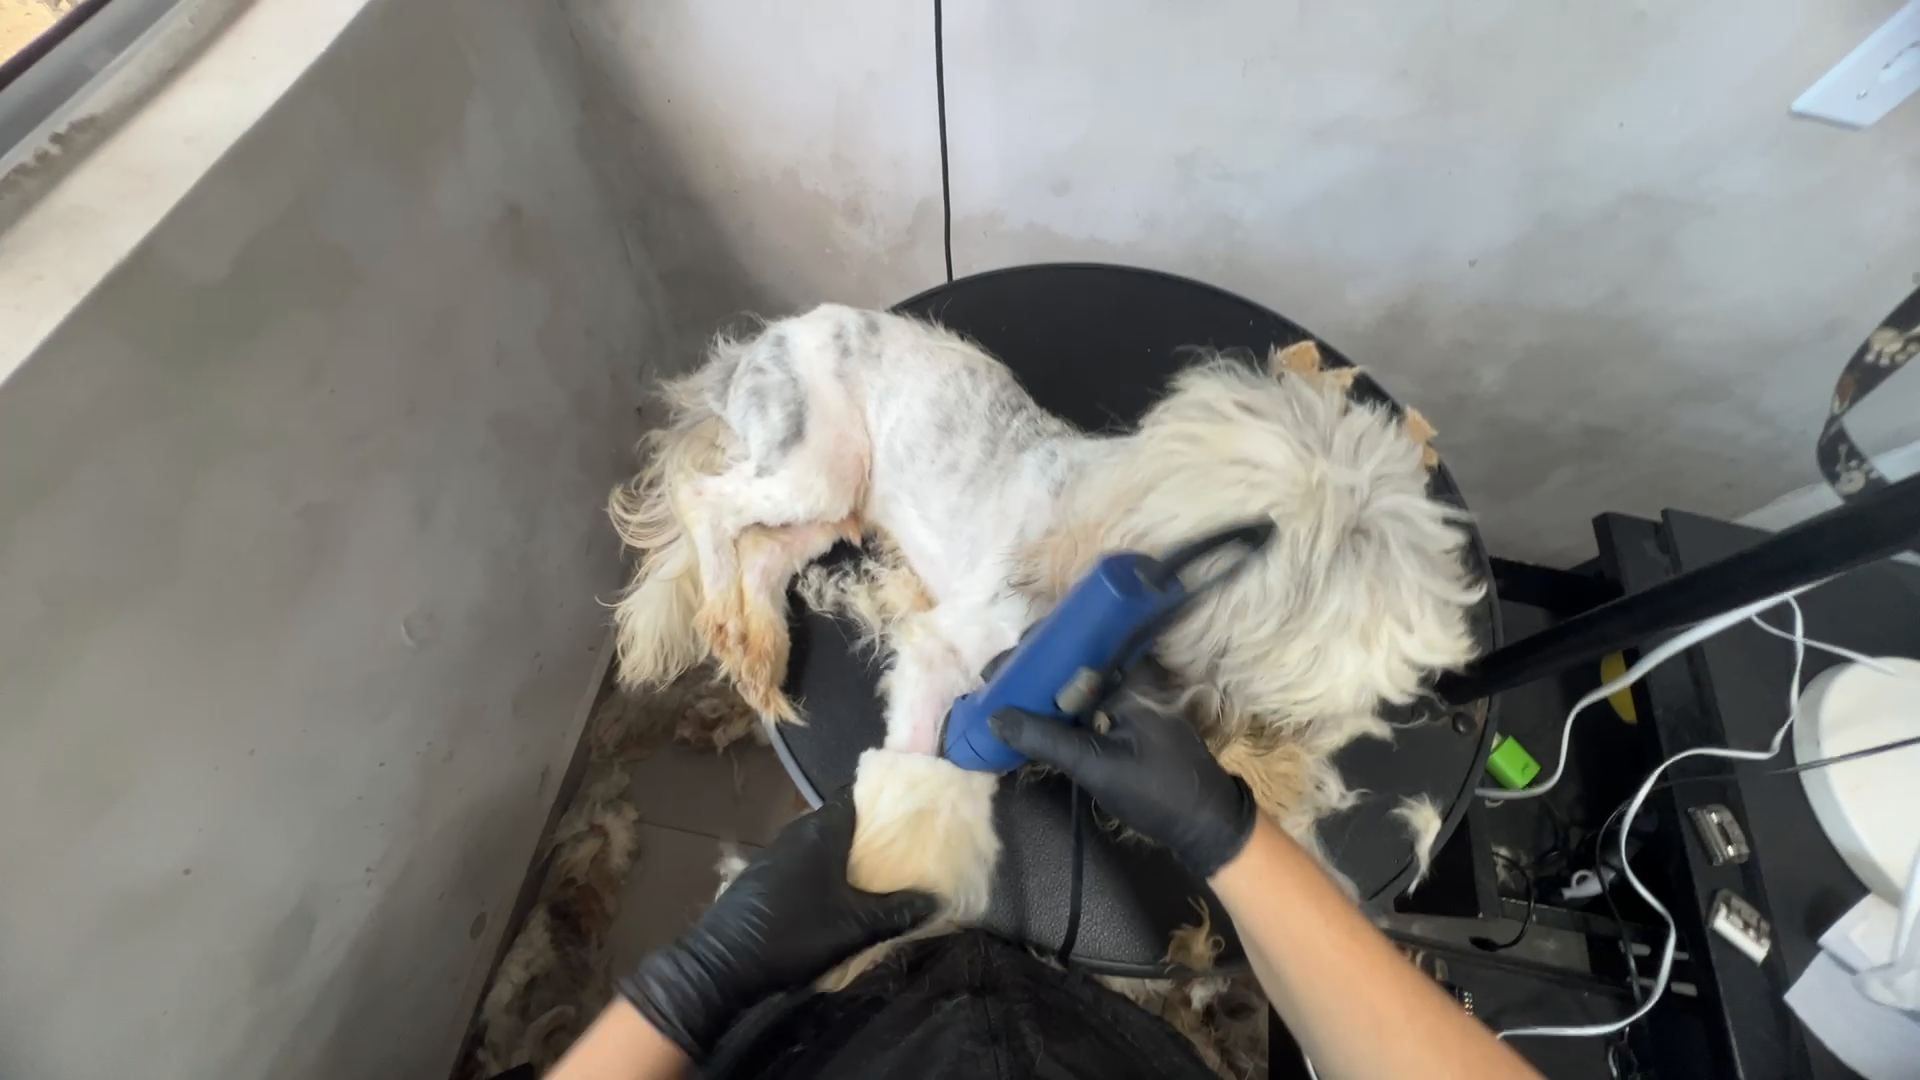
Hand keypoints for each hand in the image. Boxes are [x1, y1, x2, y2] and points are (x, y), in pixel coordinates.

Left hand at [616, 790, 937, 1059]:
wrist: (720, 965)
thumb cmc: (793, 933)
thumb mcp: (853, 926)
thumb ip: (896, 910)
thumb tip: (935, 898)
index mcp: (822, 830)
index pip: (855, 794)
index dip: (883, 796)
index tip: (908, 805)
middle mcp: (798, 831)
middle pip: (841, 816)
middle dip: (870, 828)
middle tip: (901, 843)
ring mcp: (776, 851)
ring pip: (821, 838)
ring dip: (845, 849)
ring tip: (875, 867)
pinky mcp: (763, 873)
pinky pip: (803, 856)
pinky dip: (823, 864)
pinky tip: (835, 888)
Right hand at [989, 666, 1256, 876]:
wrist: (1207, 827)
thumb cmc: (1156, 790)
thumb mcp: (1096, 765)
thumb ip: (1046, 739)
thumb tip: (995, 717)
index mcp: (1130, 678)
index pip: (1075, 645)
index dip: (1035, 648)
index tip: (1000, 667)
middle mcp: (1132, 679)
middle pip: (1073, 660)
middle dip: (1033, 668)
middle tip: (996, 685)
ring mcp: (1131, 700)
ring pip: (1078, 684)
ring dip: (1044, 690)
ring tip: (1006, 700)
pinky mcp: (1129, 721)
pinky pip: (1087, 703)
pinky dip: (1060, 708)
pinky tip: (1035, 720)